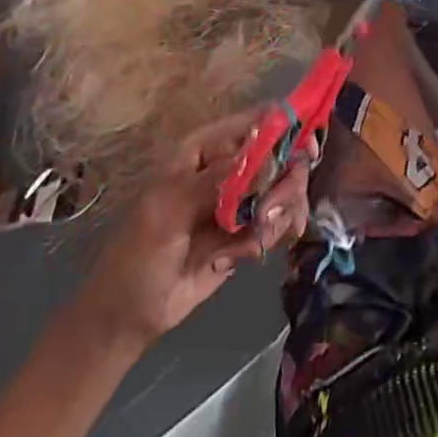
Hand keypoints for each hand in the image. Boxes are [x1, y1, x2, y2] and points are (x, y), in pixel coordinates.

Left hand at [75, 112, 308, 347]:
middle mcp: (228, 167)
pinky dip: (272, 235)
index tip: (307, 149)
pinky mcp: (248, 230)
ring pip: (285, 189)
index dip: (284, 127)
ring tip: (253, 241)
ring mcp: (240, 200)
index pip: (253, 122)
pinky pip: (278, 221)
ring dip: (278, 213)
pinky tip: (246, 255)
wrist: (131, 314)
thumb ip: (216, 182)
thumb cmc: (139, 254)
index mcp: (203, 149)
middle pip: (280, 155)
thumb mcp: (169, 211)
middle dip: (284, 184)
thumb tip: (266, 157)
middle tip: (269, 213)